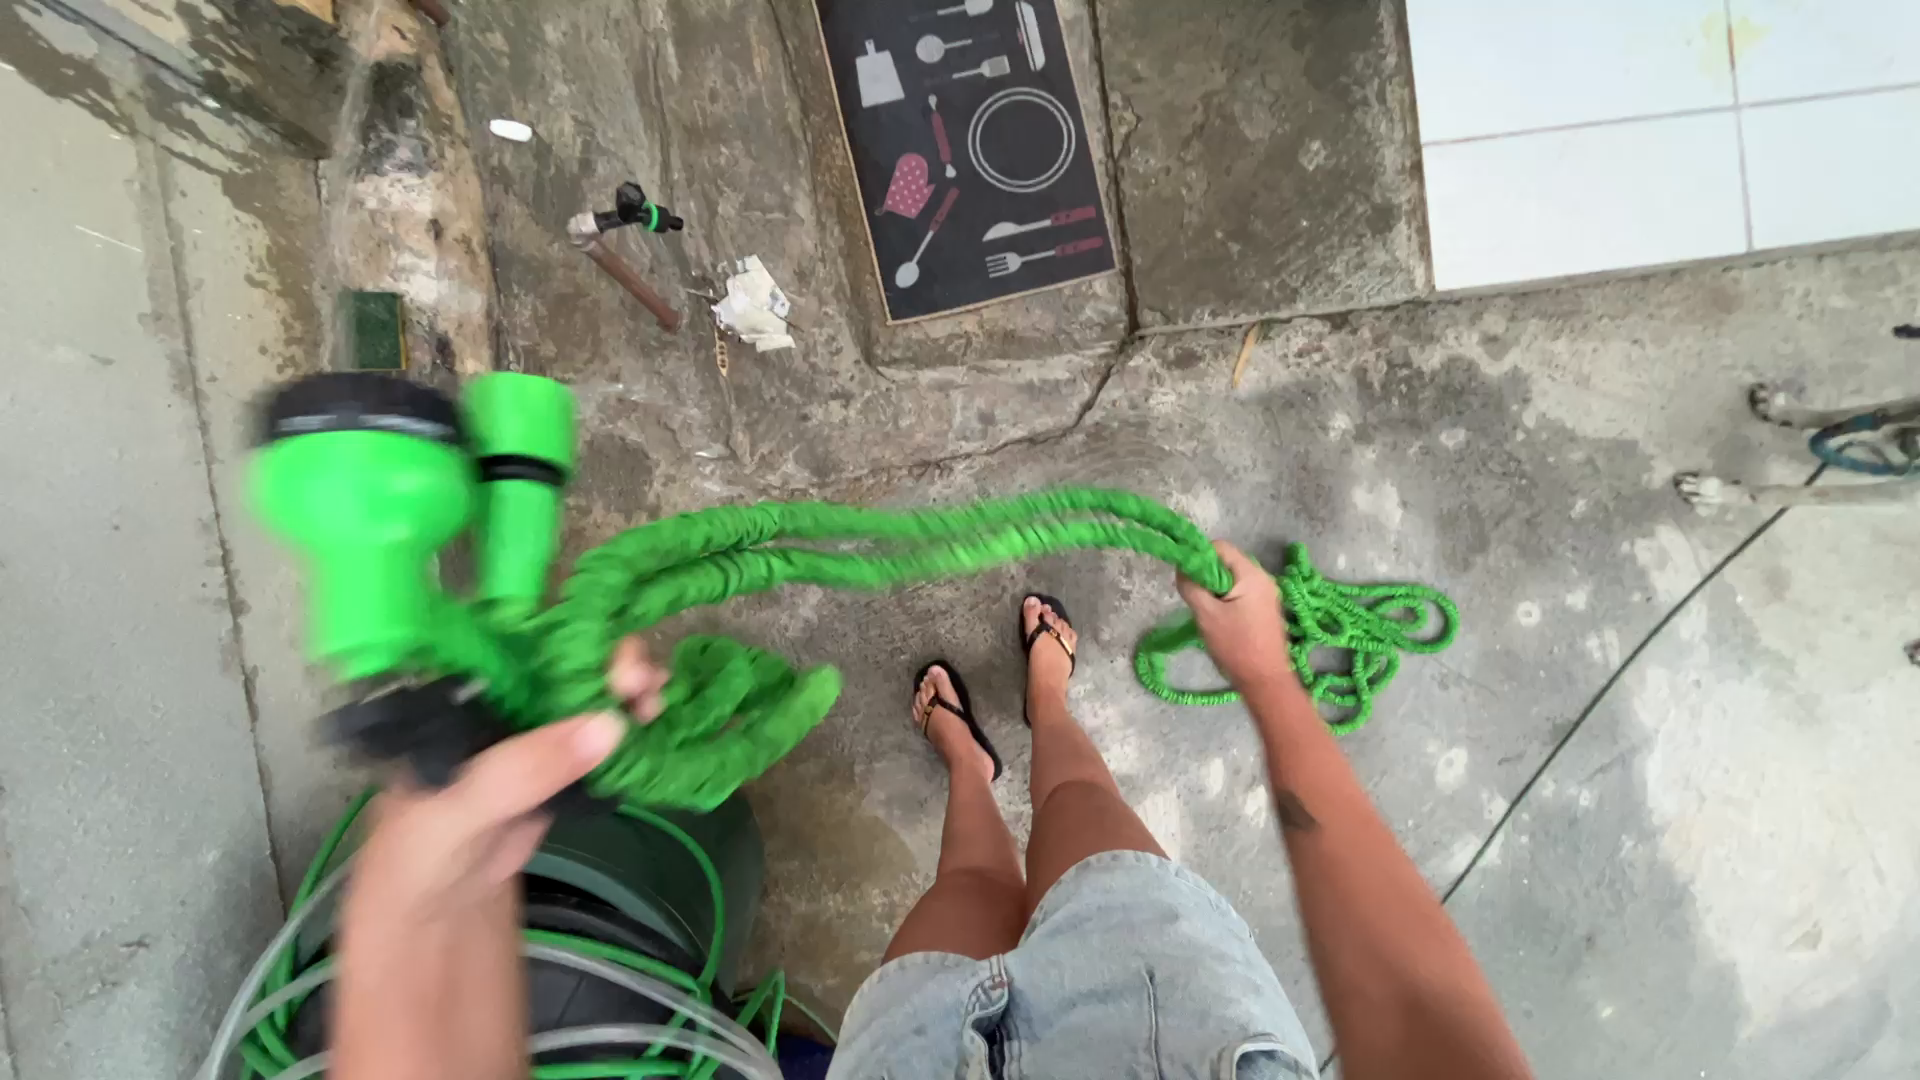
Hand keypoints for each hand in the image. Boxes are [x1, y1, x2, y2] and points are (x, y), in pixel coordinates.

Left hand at [344, 636, 669, 925]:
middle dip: (610, 659)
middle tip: (640, 681)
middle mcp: (501, 695)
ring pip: (591, 689)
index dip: (567, 632)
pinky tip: (655, 713)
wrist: (437, 907)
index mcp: (461, 692)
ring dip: (628, 686)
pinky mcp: (564, 756)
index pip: (517, 639)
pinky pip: (603, 726)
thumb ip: (526, 768)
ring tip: (653, 698)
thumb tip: (611, 723)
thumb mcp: (462, 807)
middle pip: (565, 658)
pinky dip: (631, 716)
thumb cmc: (420, 852)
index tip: (609, 648)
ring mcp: (536, 726)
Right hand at [1175, 541, 1295, 694]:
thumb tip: (1182, 568)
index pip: (1220, 547)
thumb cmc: (1236, 646)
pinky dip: (1224, 596)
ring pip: (1230, 577)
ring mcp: (1266, 592)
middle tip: (1193, 595)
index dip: (1198, 555)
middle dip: (1205, 573)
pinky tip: (1218, 616)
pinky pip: (1238, 590)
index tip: (1185, 576)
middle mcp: (1262, 577)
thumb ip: (1191, 586)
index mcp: (1251, 574)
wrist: (1265, 679)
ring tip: (1204, 609)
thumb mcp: (1206, 614)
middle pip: (1225, 560)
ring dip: (1213, 587)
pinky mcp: (1264, 606)